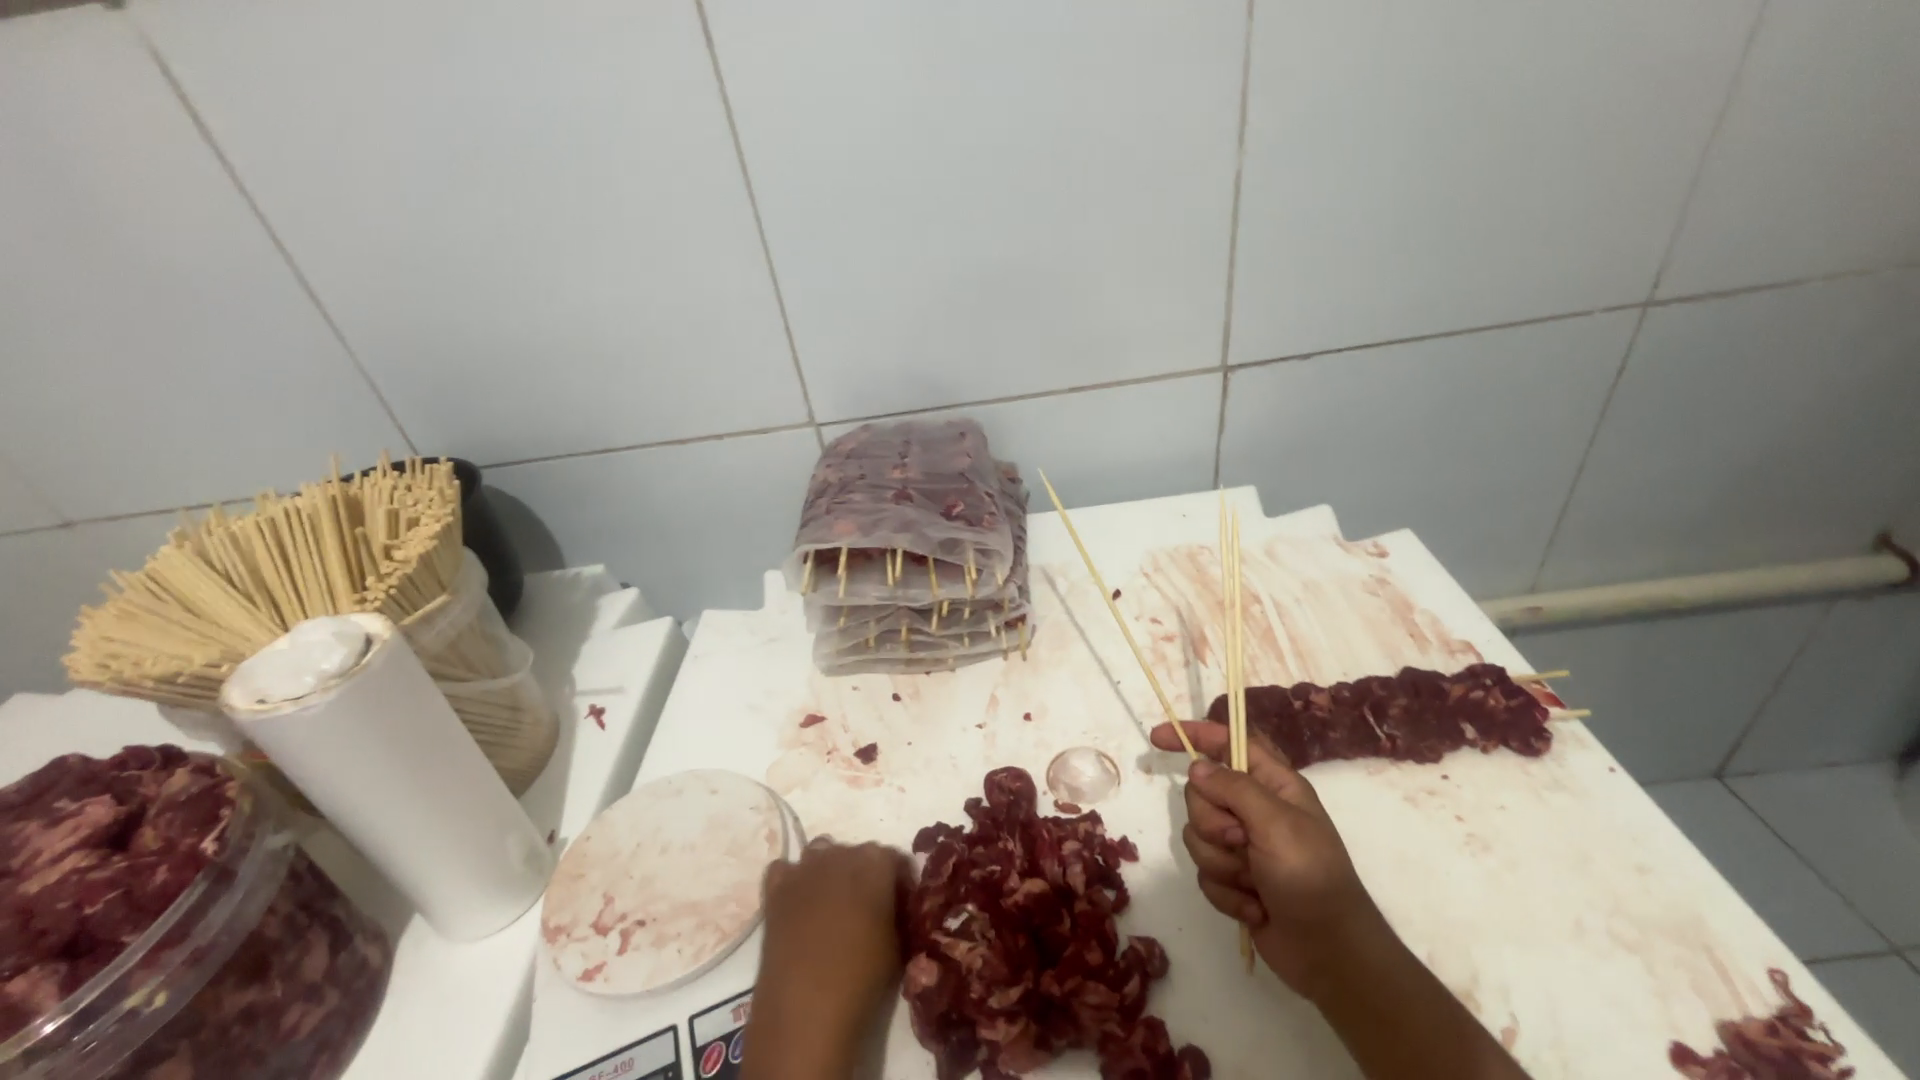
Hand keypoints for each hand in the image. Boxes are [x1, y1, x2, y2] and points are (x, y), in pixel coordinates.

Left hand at [746, 838, 909, 1079]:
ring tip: (832, 906)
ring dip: (829, 871)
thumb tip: (893, 909)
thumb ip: (896, 914)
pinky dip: (792, 881)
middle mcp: (840, 854)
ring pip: (820, 853)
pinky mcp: (774, 890)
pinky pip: (784, 870)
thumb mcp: (899, 945)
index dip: (898, 882)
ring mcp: (803, 869)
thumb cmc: (863, 977)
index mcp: (876, 863)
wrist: (806, 1006)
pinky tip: (798, 905)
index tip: (899, 906)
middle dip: (864, 874)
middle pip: (856, 853)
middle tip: (866, 909)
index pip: (894, 859)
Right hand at [1151, 721, 1392, 1000]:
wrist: (1328, 950)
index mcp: (1274, 785)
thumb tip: (1196, 767)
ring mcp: (1243, 846)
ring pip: (1197, 836)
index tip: (1158, 739)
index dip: (1196, 734)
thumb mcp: (1276, 823)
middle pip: (1201, 796)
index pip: (1229, 743)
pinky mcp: (1233, 880)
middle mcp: (1255, 810)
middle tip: (1242, 842)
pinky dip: (1227, 893)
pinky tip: (1255, 907)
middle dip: (1213, 824)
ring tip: (1253, 882)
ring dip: (1222, 864)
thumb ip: (1233, 788)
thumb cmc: (1310, 876)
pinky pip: (1203, 873)